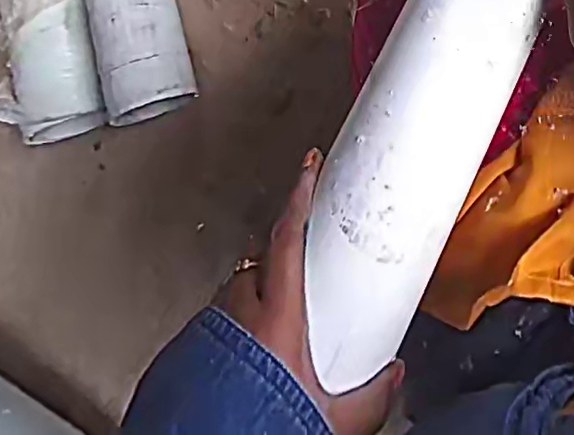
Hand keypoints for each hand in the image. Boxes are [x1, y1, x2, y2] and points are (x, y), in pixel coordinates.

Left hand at [220, 149, 403, 434]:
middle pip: (259, 260)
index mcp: (278, 317)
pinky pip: (208, 327)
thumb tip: (393, 377)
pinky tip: (240, 352)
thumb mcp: (332, 419)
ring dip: (251, 295)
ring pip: (231, 293)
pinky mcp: (180, 364)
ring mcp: (207, 340)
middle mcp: (239, 319)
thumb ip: (370, 395)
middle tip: (299, 259)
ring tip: (271, 316)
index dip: (301, 194)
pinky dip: (226, 328)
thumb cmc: (261, 433)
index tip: (310, 166)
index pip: (290, 235)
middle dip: (279, 253)